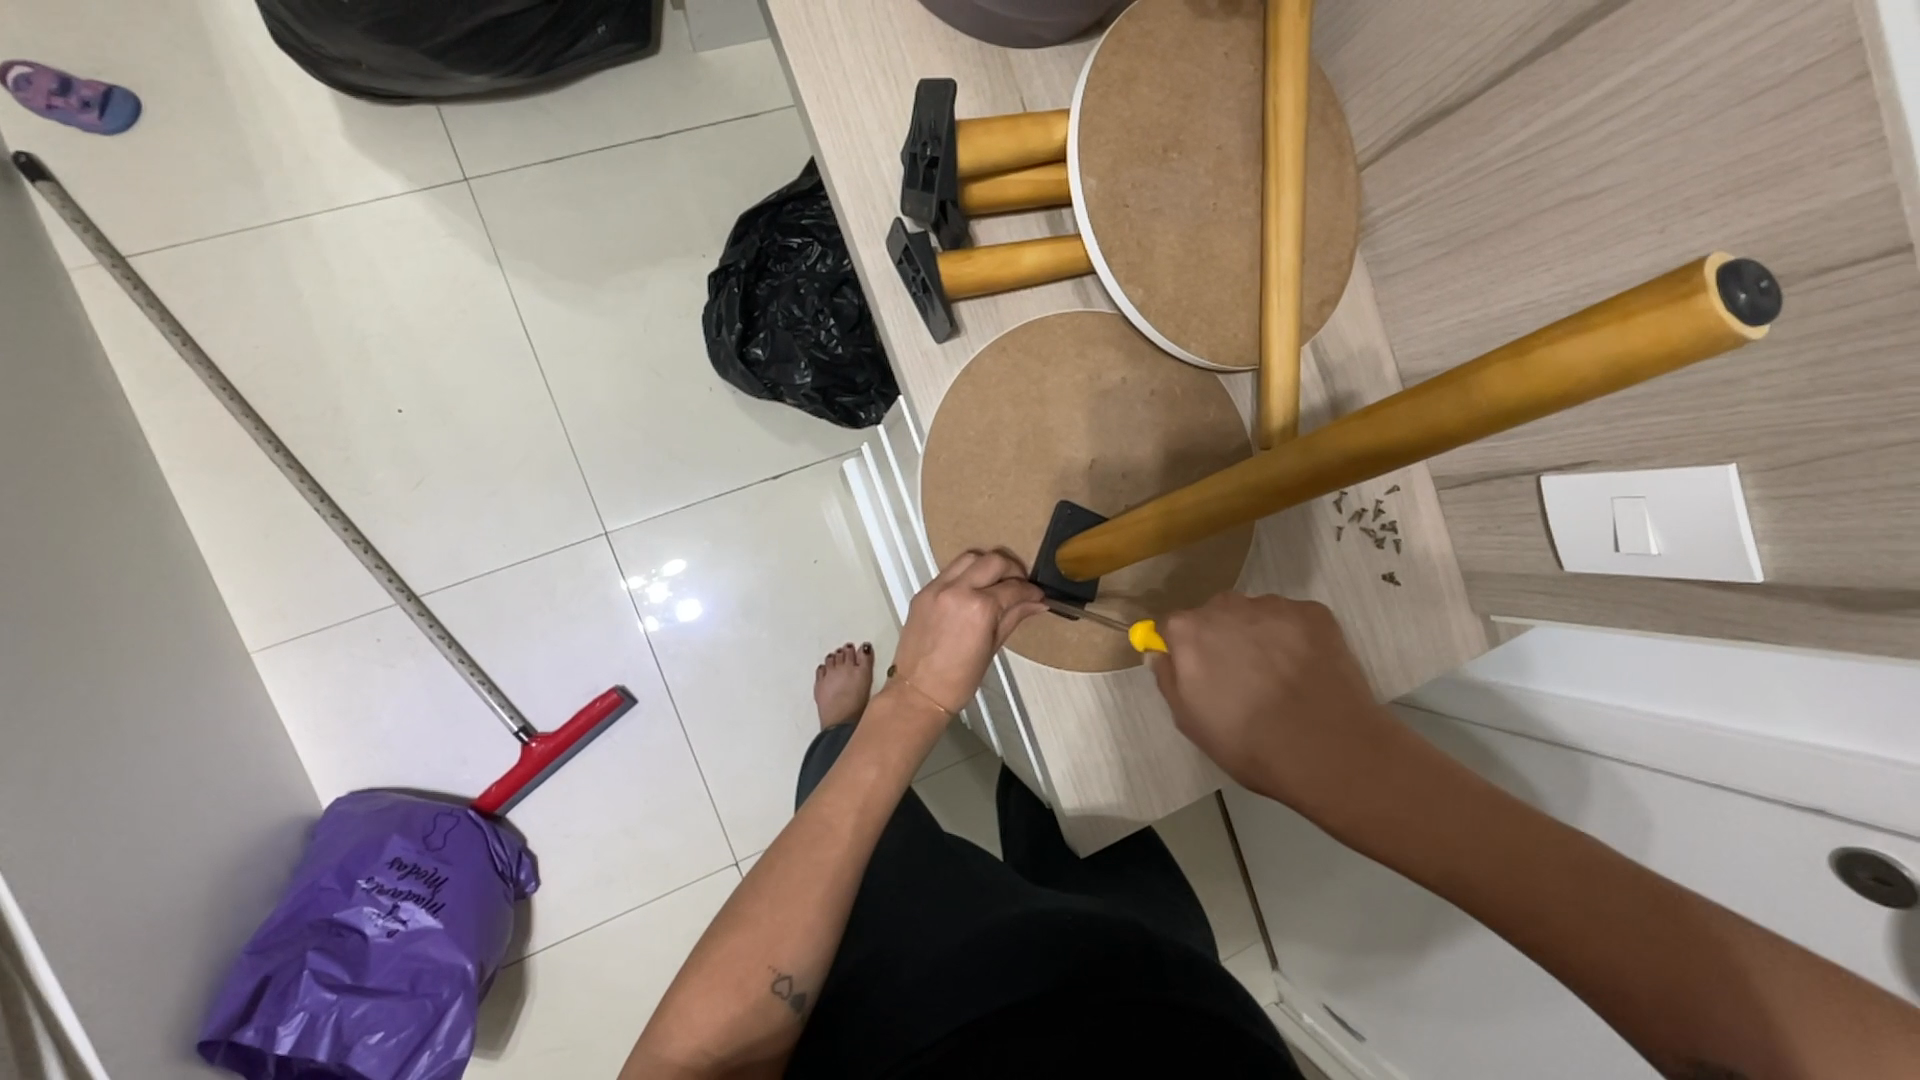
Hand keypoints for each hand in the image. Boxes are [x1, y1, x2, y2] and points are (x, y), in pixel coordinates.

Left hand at [889, 550, 1046, 715]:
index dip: (1030, 592)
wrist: (918, 691)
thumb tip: (1036, 604)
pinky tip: (974, 589)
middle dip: (1012, 569)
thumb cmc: (958, 679)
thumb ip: (1014, 617)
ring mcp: (937, 588)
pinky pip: (949, 571)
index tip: (1037, 596)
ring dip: (987, 564)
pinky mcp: (923, 592)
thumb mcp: (993, 647)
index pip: (1013, 588)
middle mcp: (957, 590)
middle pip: (993, 560)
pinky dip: (966, 574)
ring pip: (970, 557)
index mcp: (978, 608)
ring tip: (997, 582)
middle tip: (1020, 584)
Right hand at [1149, 593, 1416, 821]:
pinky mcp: (1315, 613)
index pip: (1173, 627)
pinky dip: (1296, 637)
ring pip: (1256, 614)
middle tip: (1241, 679)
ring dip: (1259, 635)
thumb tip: (1159, 653)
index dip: (1184, 650)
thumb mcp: (1190, 721)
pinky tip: (1306, 671)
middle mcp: (1226, 606)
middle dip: (1222, 638)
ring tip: (1279, 677)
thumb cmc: (1248, 742)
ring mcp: (1274, 606)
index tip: (1199, 674)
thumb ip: (1169, 679)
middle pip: (1215, 615)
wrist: (1328, 749)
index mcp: (1188, 631)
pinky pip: (1294, 619)